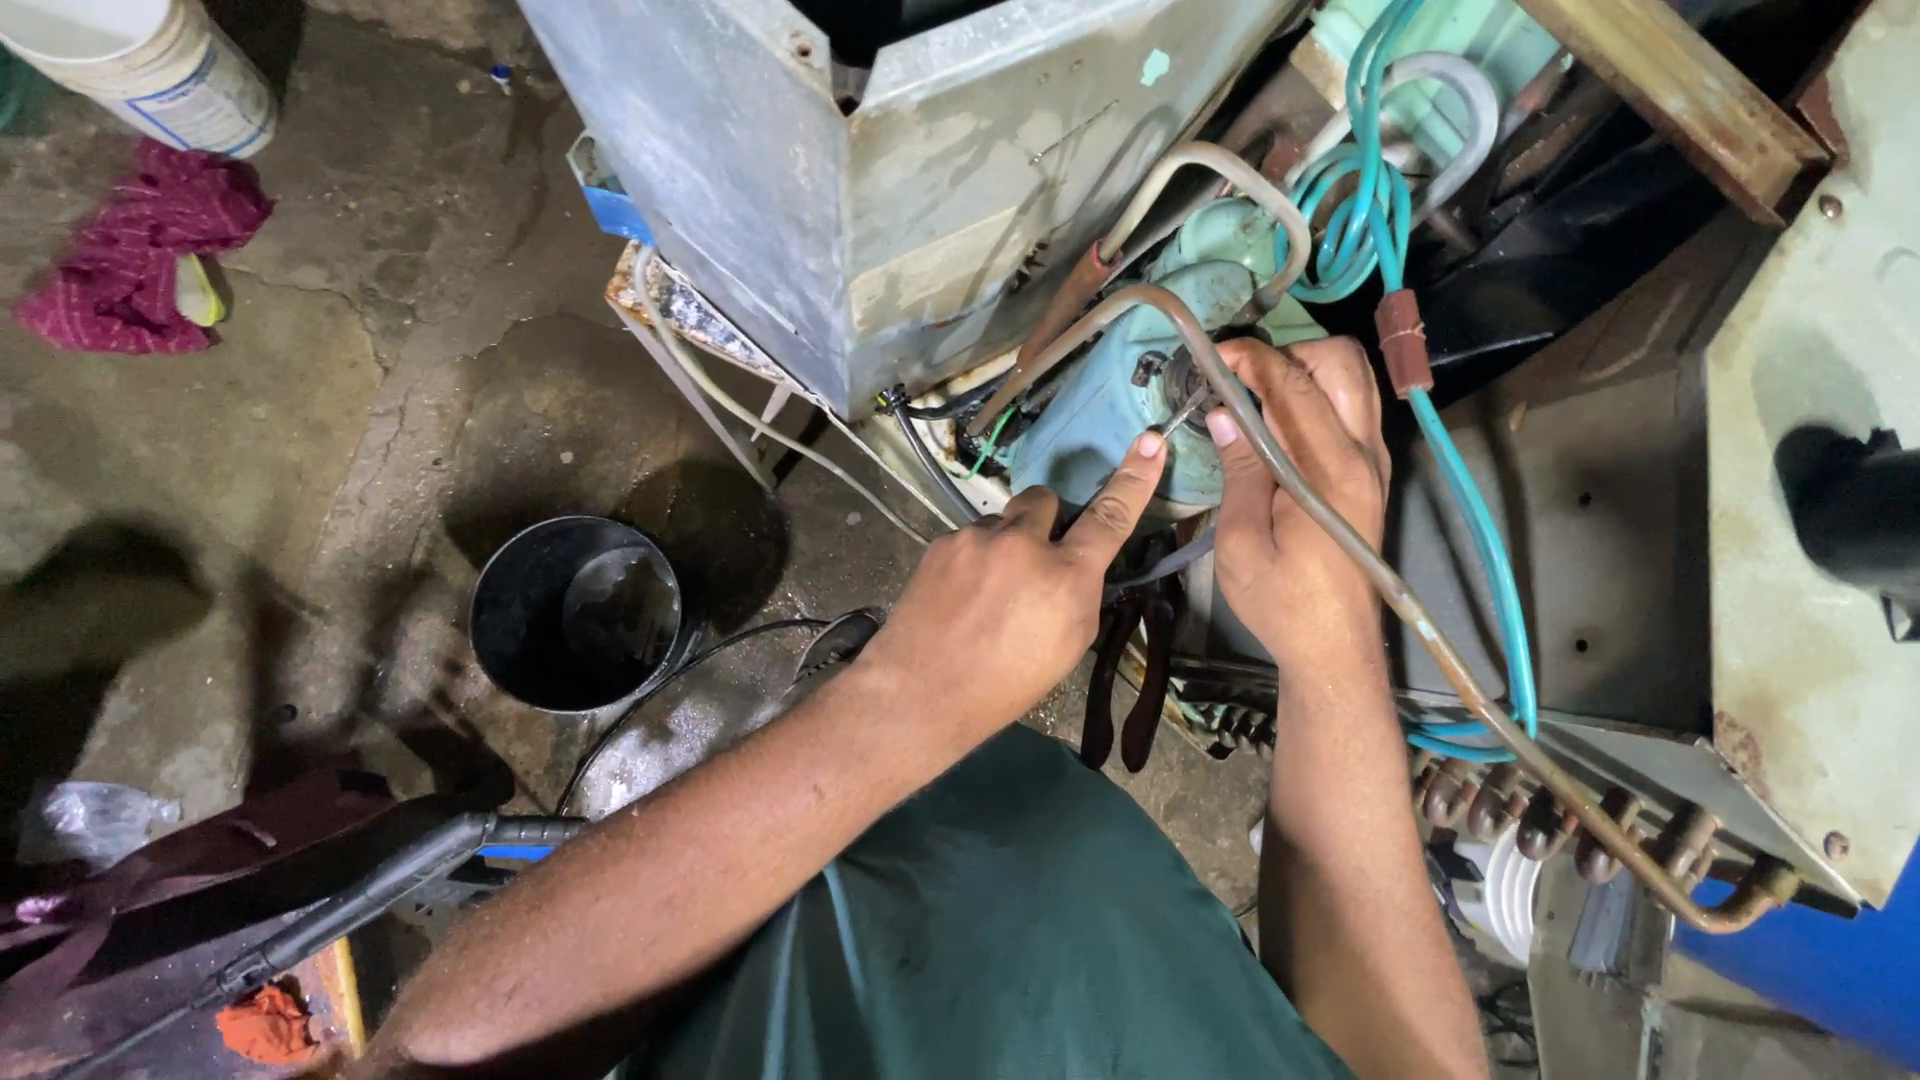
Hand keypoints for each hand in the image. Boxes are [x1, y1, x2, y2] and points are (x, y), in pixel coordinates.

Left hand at [854, 433, 1167, 746]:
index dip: (1134, 480)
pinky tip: (958, 594)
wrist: (921, 692)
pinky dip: (972, 559)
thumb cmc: (1005, 684)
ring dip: (1003, 544)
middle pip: (1044, 499)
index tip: (1150, 442)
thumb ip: (1079, 593)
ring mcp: (976, 538)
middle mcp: (1022, 546)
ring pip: (1001, 522)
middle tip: (1029, 560)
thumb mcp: (1068, 645)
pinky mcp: (942, 542)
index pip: (1109, 519)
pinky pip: (969, 537)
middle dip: (1043, 521)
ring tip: (984, 592)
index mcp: (1065, 579)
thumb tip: (1074, 564)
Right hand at [1206, 337, 1389, 670]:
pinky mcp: (1373, 475)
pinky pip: (1355, 408)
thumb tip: (1224, 414)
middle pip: (1341, 362)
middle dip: (1287, 354)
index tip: (1213, 355)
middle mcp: (1364, 455)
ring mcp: (1375, 463)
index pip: (1294, 386)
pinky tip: (1282, 423)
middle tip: (1241, 380)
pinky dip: (1320, 395)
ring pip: (1355, 379)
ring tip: (1260, 396)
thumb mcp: (1242, 542)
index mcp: (1328, 471)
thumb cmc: (1281, 602)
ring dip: (1307, 370)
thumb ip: (1239, 471)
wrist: (1334, 646)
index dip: (1251, 359)